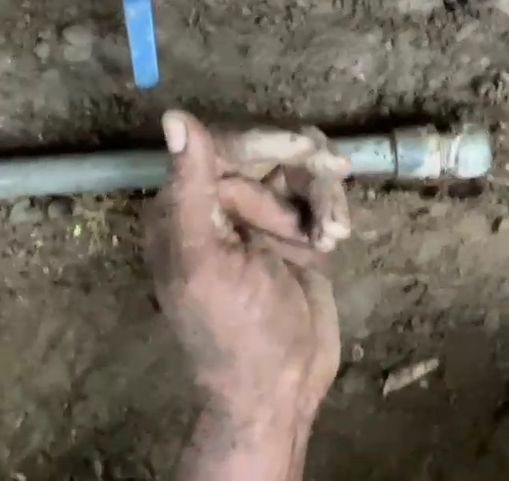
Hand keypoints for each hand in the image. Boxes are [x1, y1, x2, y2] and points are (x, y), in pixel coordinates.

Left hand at [145, 111, 348, 478]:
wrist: (279, 390)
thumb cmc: (232, 331)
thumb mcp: (204, 261)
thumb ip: (189, 187)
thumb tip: (173, 117)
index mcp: (186, 204)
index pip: (226, 144)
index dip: (266, 140)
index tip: (305, 149)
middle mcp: (221, 201)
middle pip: (269, 149)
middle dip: (304, 165)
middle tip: (335, 173)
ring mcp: (261, 214)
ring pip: (300, 168)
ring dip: (323, 193)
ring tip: (332, 232)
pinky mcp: (295, 228)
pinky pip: (318, 193)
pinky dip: (331, 210)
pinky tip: (335, 238)